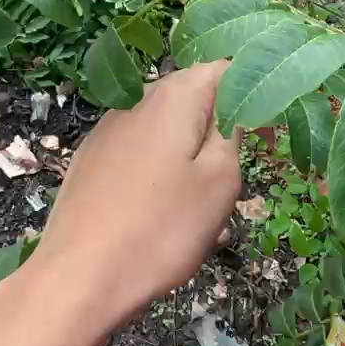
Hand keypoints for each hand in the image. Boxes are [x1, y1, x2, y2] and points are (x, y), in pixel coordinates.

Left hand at [0, 64, 240, 345]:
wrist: (77, 276)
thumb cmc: (160, 229)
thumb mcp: (219, 181)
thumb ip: (233, 131)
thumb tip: (235, 105)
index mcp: (173, 95)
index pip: (224, 69)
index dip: (253, 96)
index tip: (266, 137)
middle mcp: (139, 98)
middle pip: (194, 95)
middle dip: (219, 128)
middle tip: (234, 177)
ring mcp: (110, 125)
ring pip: (167, 125)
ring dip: (190, 152)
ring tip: (198, 205)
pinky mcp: (92, 155)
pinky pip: (140, 147)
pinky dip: (160, 167)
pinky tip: (160, 210)